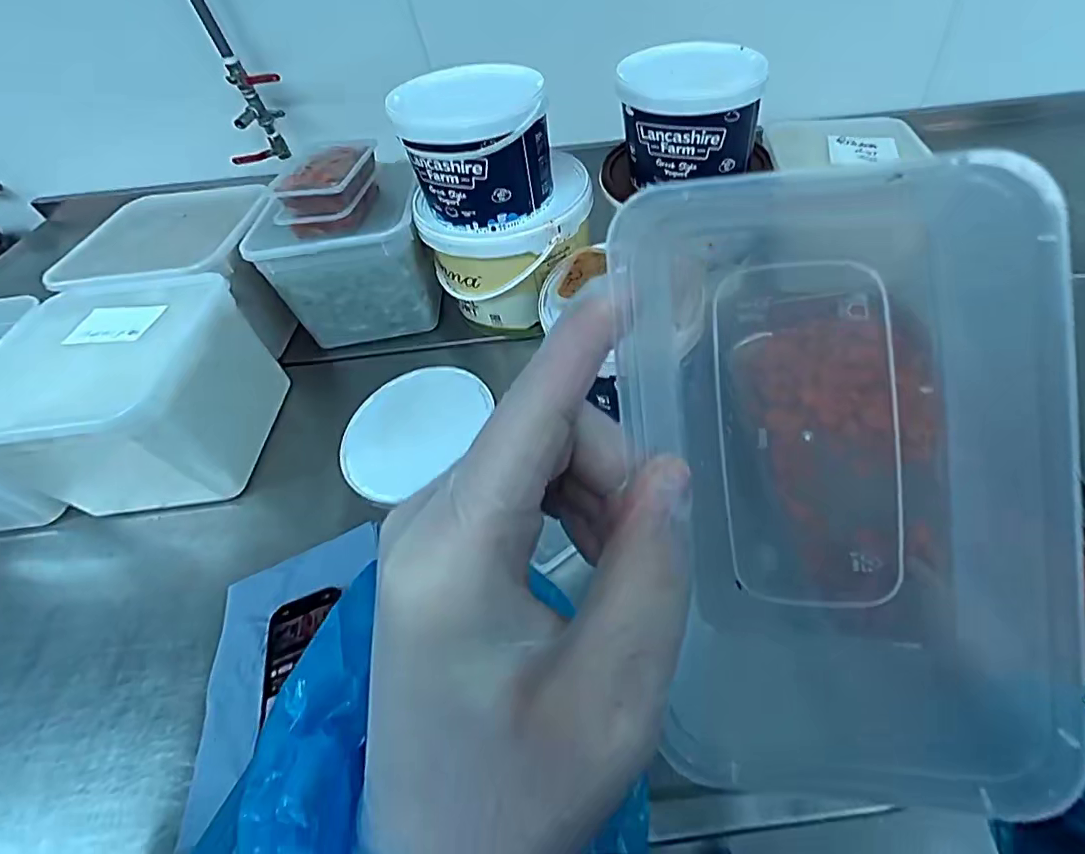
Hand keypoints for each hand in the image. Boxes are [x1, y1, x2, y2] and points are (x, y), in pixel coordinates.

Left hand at [361, 286, 692, 853]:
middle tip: (649, 543)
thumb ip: (647, 575)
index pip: (526, 419)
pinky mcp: (432, 539)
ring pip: (529, 453)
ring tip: (620, 564)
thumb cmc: (518, 796)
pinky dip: (565, 502)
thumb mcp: (610, 703)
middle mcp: (421, 517)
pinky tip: (586, 557)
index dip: (577, 348)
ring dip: (591, 488)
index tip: (620, 289)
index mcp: (452, 552)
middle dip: (609, 468)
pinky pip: (513, 482)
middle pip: (537, 436)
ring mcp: (419, 524)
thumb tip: (664, 471)